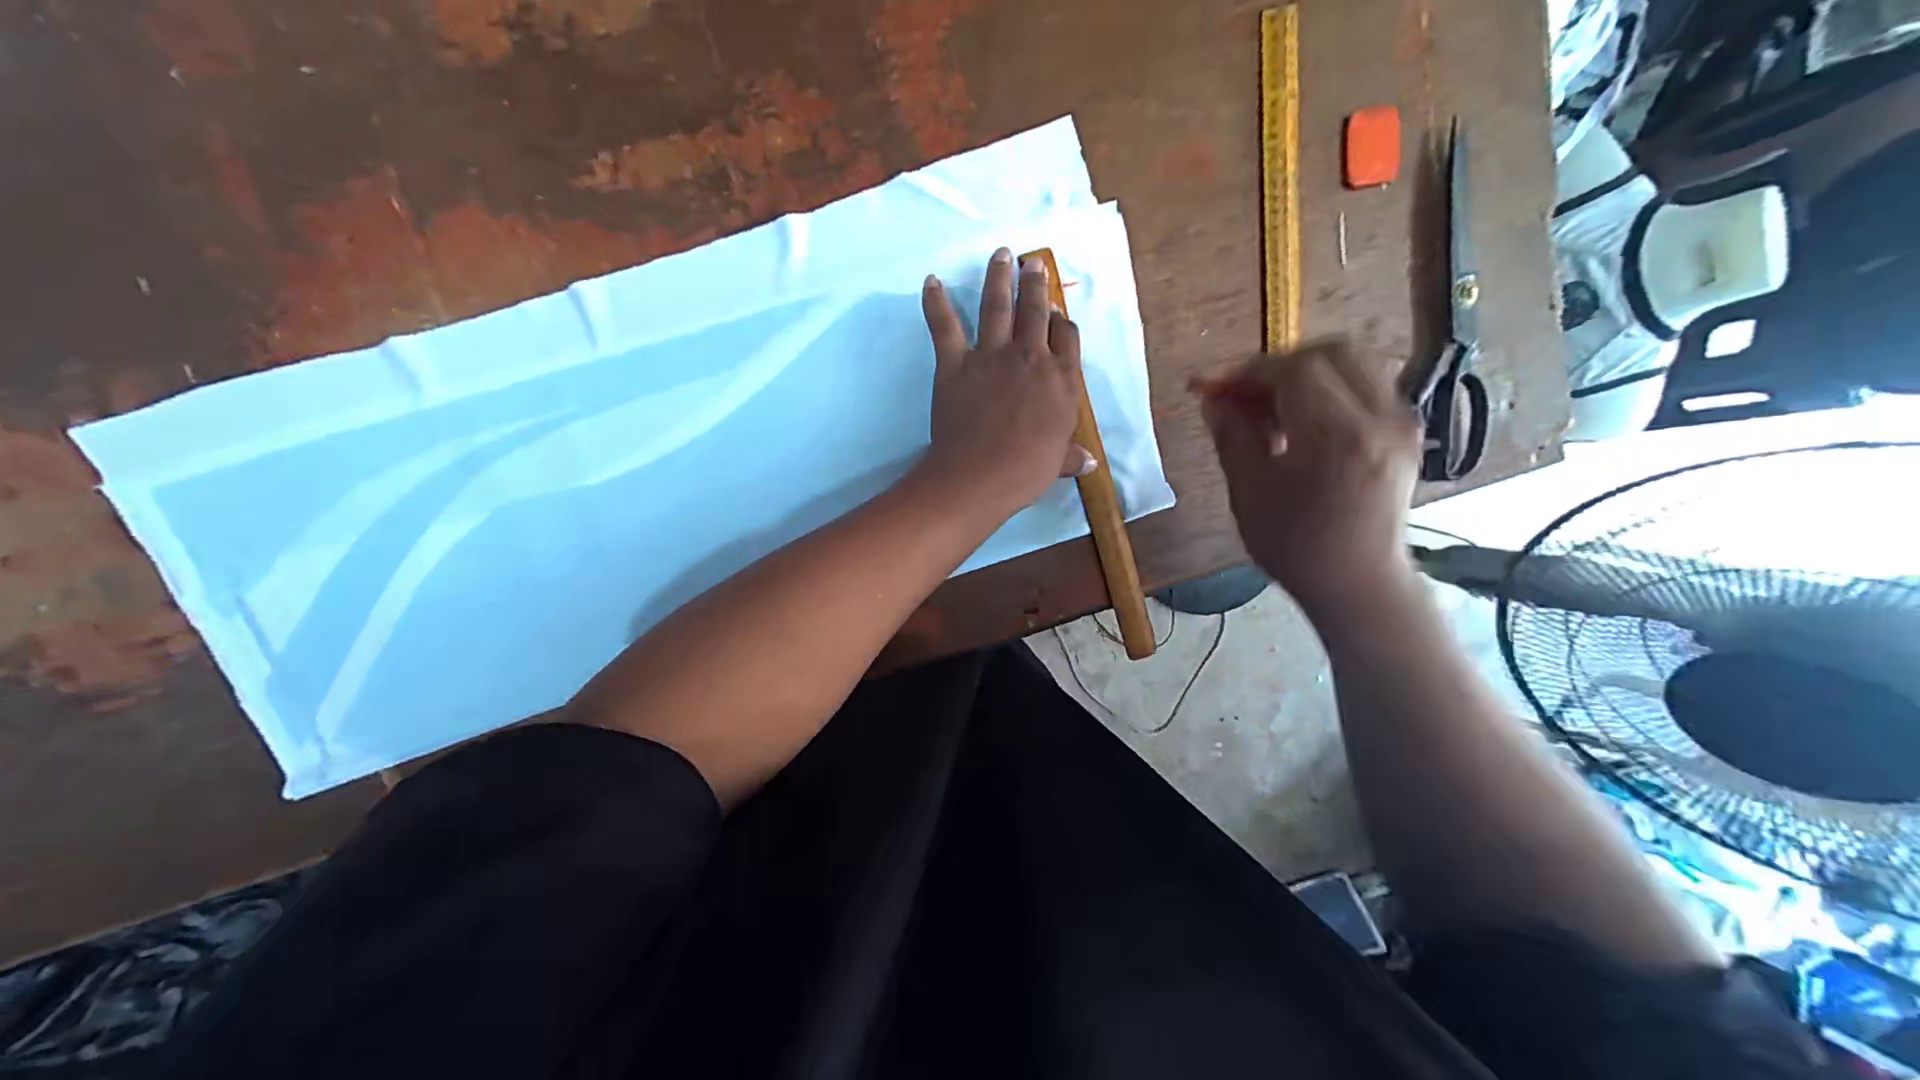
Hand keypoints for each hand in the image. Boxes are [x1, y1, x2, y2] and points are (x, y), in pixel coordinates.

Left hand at [919, 248, 1093, 516]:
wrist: (981, 474)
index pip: (1067, 337)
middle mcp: (1030, 358)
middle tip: (1033, 262)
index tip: (1055, 310)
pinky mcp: (955, 363)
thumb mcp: (1057, 461)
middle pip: (1036, 311)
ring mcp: (992, 356)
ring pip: (997, 306)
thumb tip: (1088, 463)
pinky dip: (935, 303)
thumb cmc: (1027, 470)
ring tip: (1001, 254)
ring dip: (998, 277)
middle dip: (1035, 283)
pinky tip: (931, 281)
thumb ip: (1070, 455)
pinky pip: (944, 326)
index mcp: (1062, 380)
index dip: (1060, 321)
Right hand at [1198, 340, 1422, 617]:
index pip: (1294, 370)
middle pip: (1330, 353)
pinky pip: (1367, 385)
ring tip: (1273, 407)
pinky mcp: (1406, 432)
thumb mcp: (1250, 493)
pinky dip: (1330, 388)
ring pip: (1353, 363)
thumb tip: (1213, 399)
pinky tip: (1303, 420)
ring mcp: (1401, 423)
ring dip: (1306, 373)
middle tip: (1244, 393)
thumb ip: (1232, 437)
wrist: (1359, 583)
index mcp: (1338, 437)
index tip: (1214, 387)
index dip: (1247, 371)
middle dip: (1279, 365)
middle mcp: (1380, 419)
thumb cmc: (1296, 547)